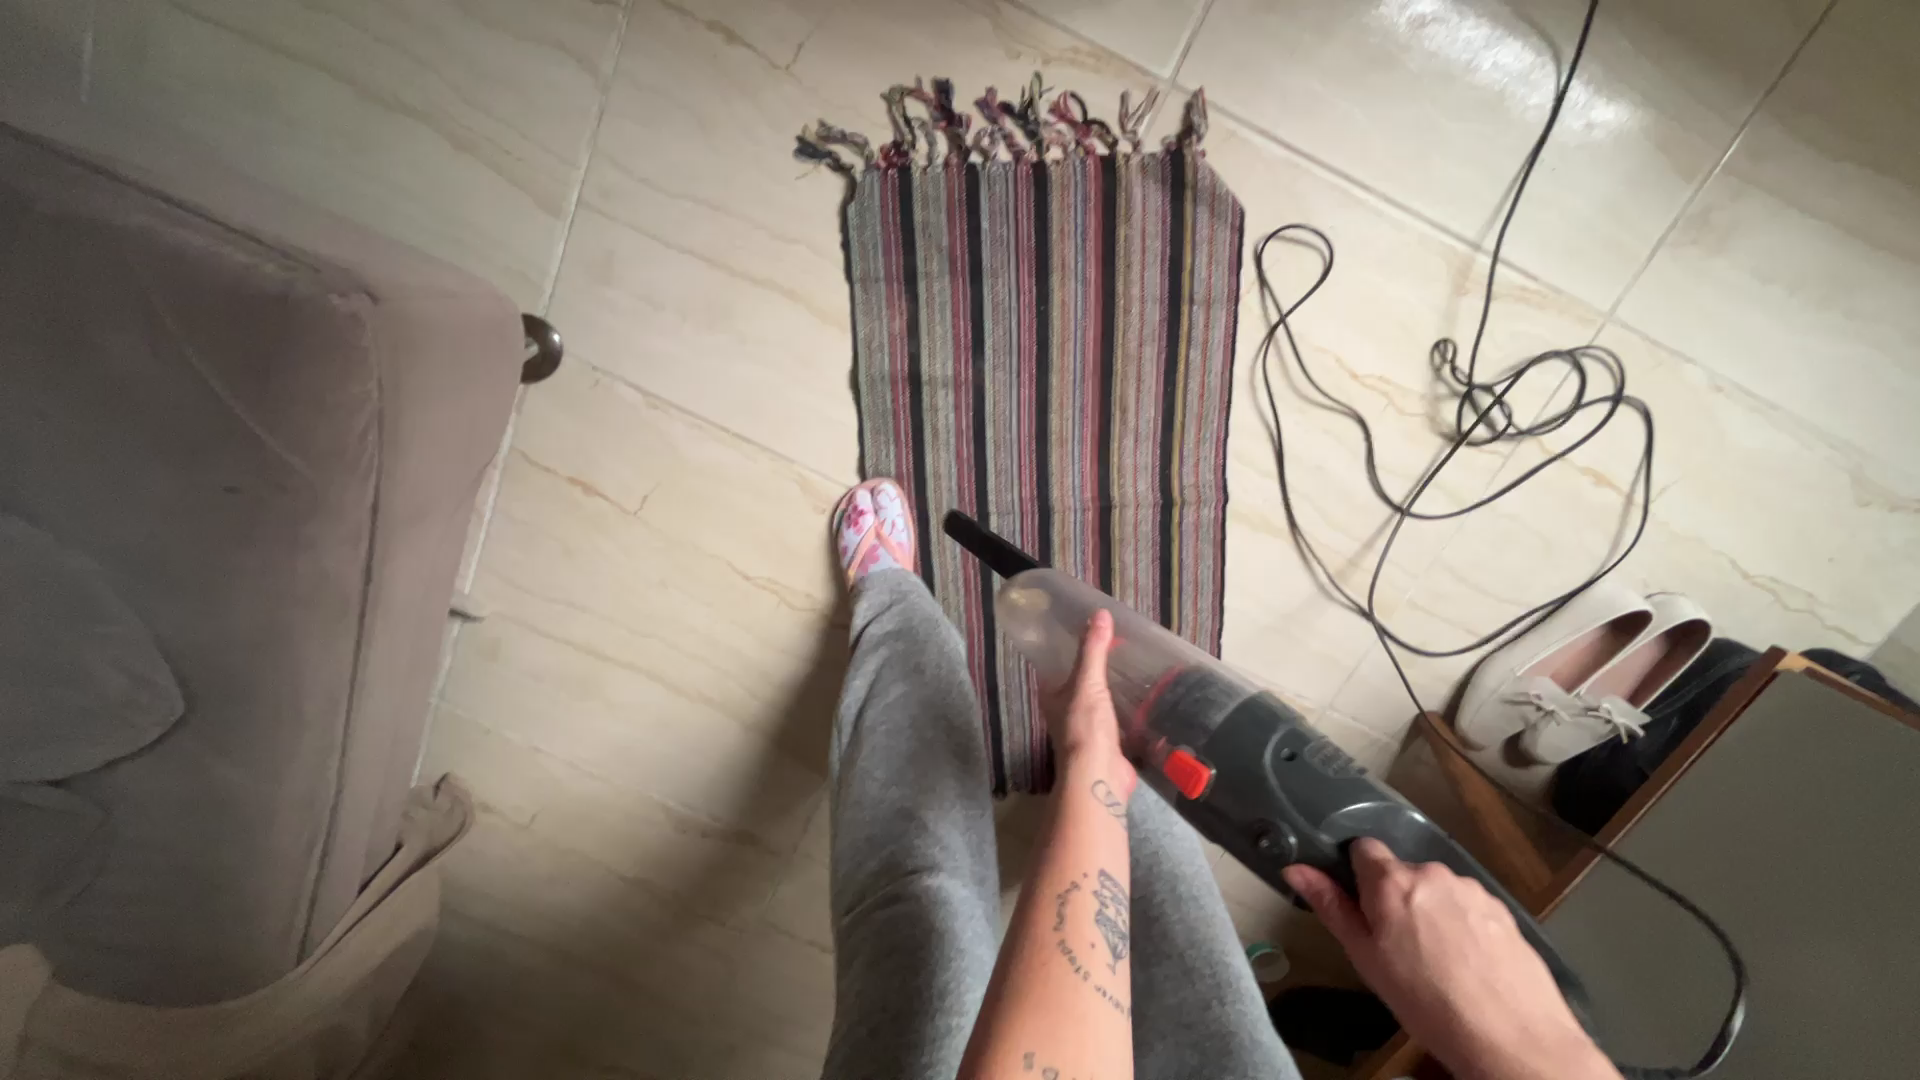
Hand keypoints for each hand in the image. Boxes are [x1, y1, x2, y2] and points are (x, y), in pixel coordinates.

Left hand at [1047, 610, 1136, 799]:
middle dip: (1095, 662)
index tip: (1087, 624)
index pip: (1055, 661)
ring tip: (1132, 659)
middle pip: (1079, 678)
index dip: (1068, 643)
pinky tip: (1143, 691)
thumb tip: (1100, 613)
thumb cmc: (1085, 728)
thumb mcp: (1087, 682)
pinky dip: (1127, 702)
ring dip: (1112, 682)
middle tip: (1117, 637)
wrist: (1100, 776)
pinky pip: (1117, 714)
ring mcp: (1087, 726)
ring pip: (1098, 696)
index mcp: (1051, 694)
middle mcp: (1064, 708)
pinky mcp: (1108, 739)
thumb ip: (1093, 650)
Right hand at [1282, 839, 1618, 1079]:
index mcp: (1391, 882)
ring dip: (1432, 911)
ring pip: (1436, 890)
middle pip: (1402, 872)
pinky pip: (1469, 906)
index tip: (1365, 906)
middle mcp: (1431, 874)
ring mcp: (1471, 890)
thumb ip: (1331, 905)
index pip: (1363, 847)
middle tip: (1399, 944)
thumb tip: (1295, 868)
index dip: (1359, 874)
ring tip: (1439, 959)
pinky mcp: (1503, 910)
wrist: (1513, 1042)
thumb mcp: (1365, 957)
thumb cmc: (1428, 1003)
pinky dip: (1464, 925)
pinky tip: (1469, 963)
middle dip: (1397, 898)